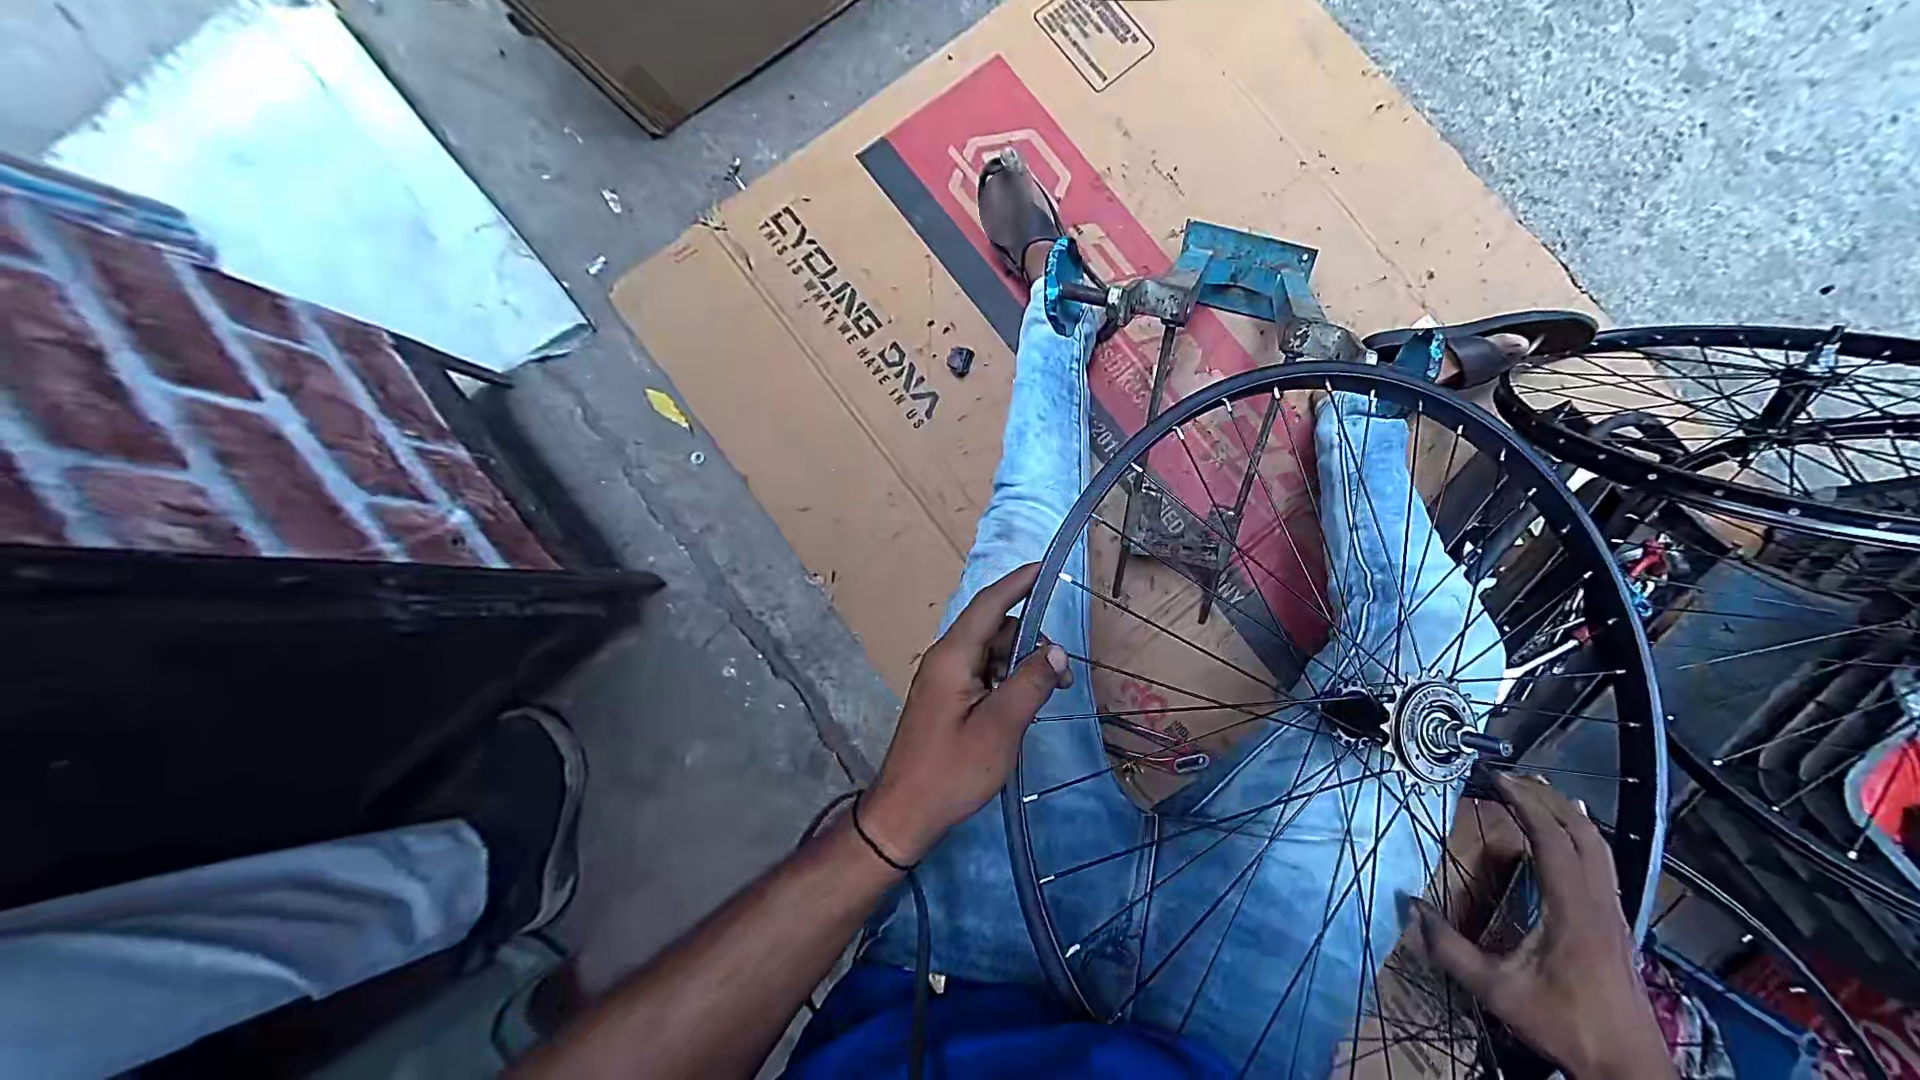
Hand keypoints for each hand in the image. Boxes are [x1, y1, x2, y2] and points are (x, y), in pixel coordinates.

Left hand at [860, 563, 1071, 863]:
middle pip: (994, 629)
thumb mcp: (1001, 727)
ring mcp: (943, 678)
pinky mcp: (946, 697)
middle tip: (1062, 674)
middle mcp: (945, 658)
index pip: (989, 605)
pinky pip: (982, 673)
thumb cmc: (952, 771)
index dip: (1019, 583)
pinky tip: (1021, 703)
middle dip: (1030, 639)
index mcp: (952, 656)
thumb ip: (1030, 682)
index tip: (1046, 567)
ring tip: (1046, 692)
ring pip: (990, 652)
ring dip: (1020, 662)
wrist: (905, 812)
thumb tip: (1056, 649)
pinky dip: (1006, 678)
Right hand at [1416, 773, 1675, 1079]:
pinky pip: (1602, 866)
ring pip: (1600, 850)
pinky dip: (1581, 838)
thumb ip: (1449, 948)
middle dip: (1549, 800)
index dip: (1526, 805)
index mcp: (1574, 911)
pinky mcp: (1617, 926)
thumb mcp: (1496, 989)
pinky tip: (1566, 838)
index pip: (1554, 841)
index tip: (1497, 780)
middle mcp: (1600, 905)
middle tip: (1513, 779)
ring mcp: (1615, 915)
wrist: (1631, 1070)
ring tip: (1538, 794)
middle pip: (1585, 836)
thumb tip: (1412, 908)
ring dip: (1568, 817)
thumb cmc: (1564, 1025)